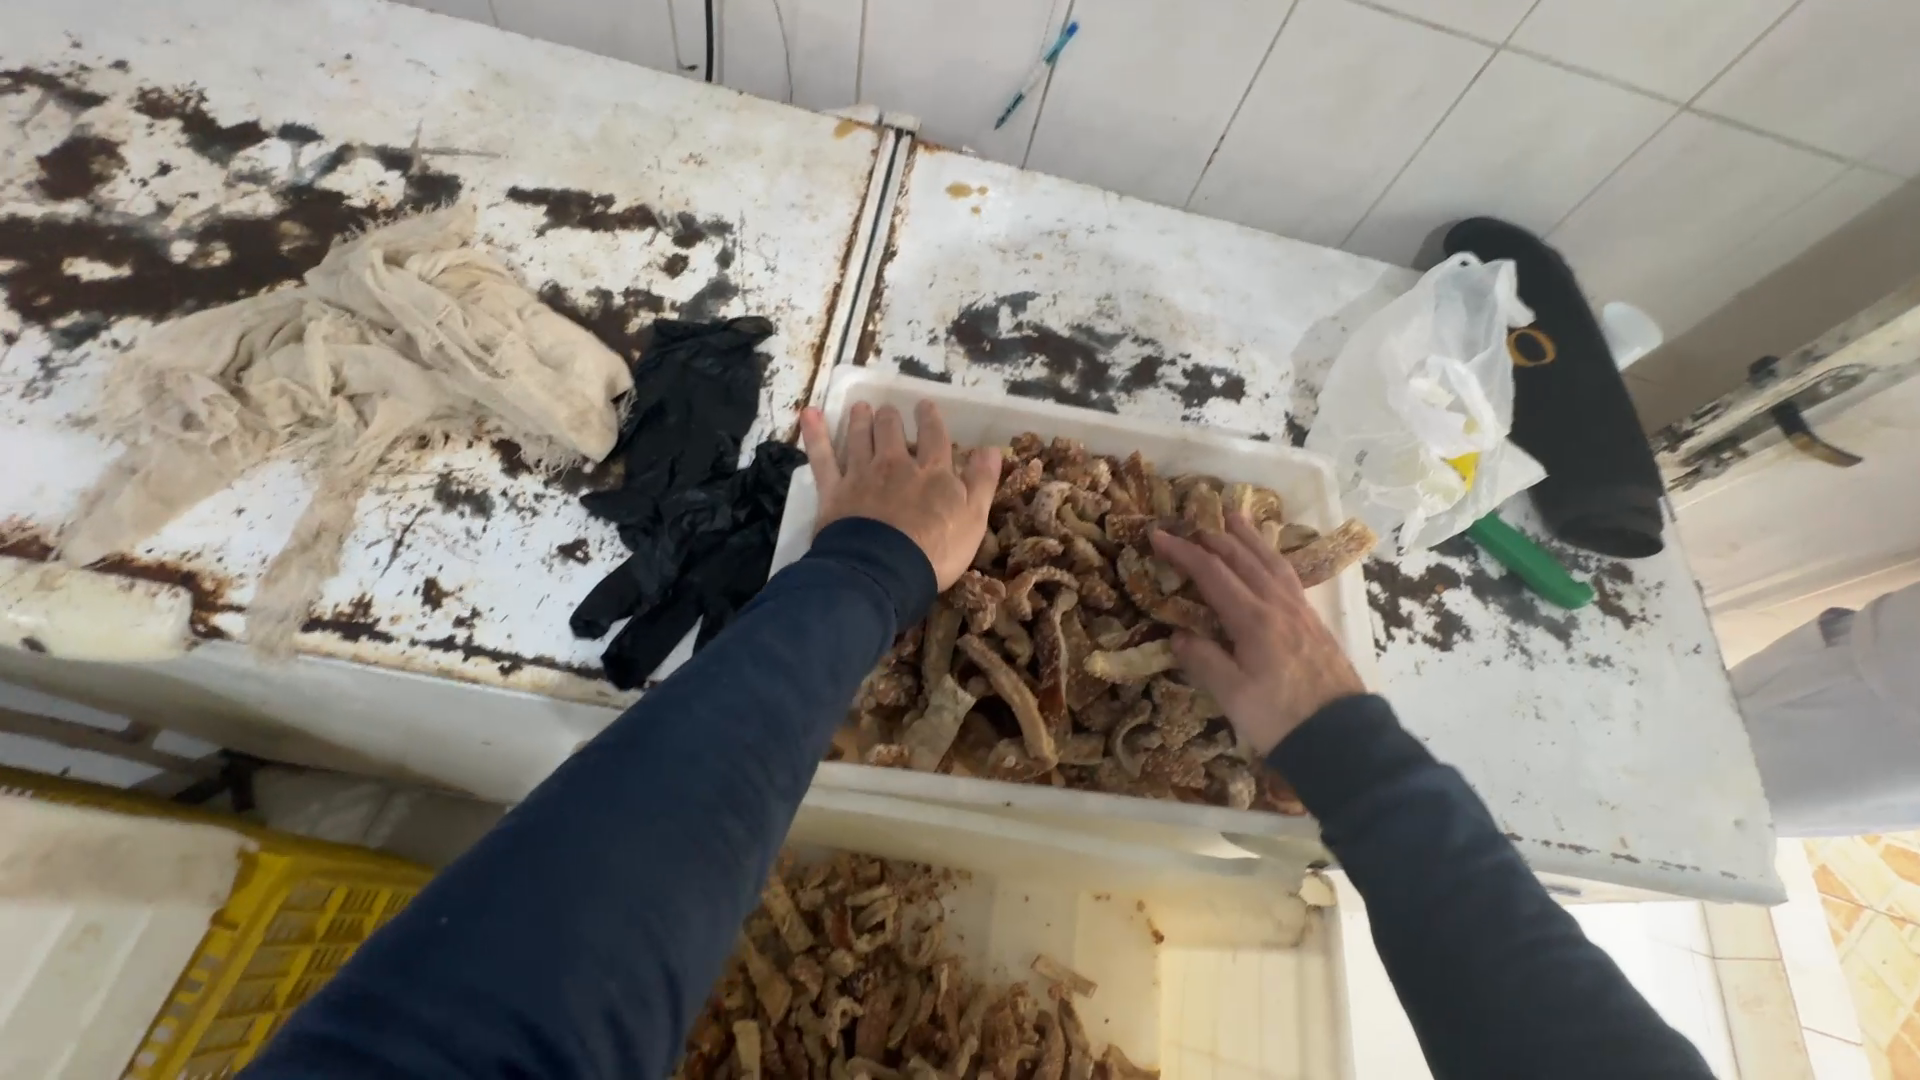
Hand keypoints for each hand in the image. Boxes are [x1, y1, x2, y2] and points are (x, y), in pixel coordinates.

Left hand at [799, 401, 1000, 589]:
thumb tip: (993, 449)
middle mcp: (896, 464)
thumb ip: (982, 482)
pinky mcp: (834, 490)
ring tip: (861, 407)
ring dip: (860, 420)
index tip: (925, 406)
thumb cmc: (936, 550)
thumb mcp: (973, 519)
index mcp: (932, 472)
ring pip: (860, 437)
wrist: (884, 570)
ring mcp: (862, 474)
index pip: (934, 436)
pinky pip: (822, 457)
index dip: (930, 419)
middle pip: (892, 431)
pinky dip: (814, 434)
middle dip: (891, 417)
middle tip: (889, 410)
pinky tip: (809, 414)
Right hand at [1151, 512, 1363, 755]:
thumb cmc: (1280, 718)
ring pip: (1270, 561)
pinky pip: (1287, 576)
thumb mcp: (1232, 695)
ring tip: (1235, 517)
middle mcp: (1277, 605)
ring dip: (1248, 537)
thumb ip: (1203, 660)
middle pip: (1242, 559)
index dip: (1183, 552)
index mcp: (1253, 619)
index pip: (1211, 573)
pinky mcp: (1312, 622)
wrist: (1342, 738)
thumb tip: (1178, 634)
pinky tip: (1268, 559)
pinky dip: (1270, 557)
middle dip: (1212, 537)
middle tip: (1188, 523)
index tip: (1157, 536)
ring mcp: (1299, 611)